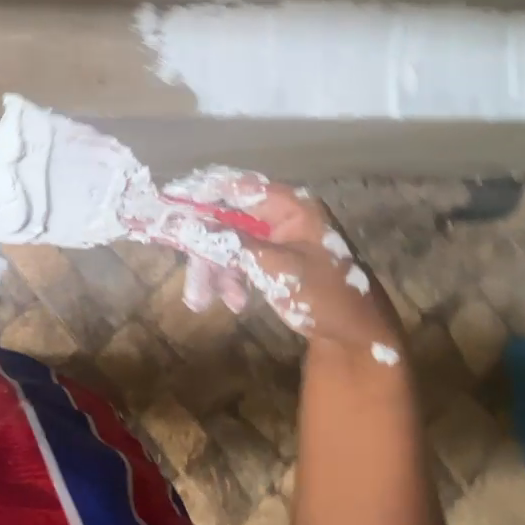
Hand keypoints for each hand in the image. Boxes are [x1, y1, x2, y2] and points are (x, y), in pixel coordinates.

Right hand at [172, 170, 401, 356]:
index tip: (167, 202)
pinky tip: (233, 302)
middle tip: (188, 276)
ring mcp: (273, 238)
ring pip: (226, 243)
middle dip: (206, 251)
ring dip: (214, 271)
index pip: (236, 186)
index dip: (198, 192)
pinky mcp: (269, 259)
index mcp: (290, 206)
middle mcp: (279, 215)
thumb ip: (228, 243)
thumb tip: (182, 223)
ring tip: (203, 301)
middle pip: (225, 219)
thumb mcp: (274, 268)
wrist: (357, 338)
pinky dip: (229, 280)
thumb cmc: (324, 296)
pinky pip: (237, 260)